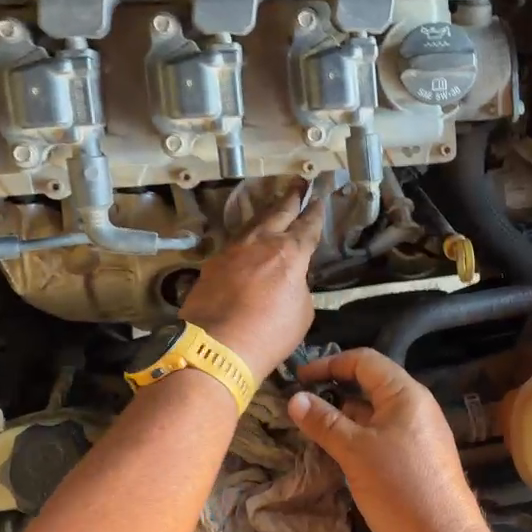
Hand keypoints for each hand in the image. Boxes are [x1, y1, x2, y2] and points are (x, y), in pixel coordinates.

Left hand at [179, 185, 324, 373]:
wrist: (215, 347)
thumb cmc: (269, 333)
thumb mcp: (301, 311)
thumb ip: (298, 286)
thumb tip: (289, 280)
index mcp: (290, 253)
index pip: (307, 226)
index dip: (315, 213)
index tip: (319, 200)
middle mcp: (261, 242)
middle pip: (278, 212)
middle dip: (291, 197)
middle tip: (298, 184)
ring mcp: (233, 250)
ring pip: (253, 222)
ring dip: (266, 212)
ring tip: (273, 205)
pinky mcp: (212, 263)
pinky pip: (235, 240)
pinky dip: (247, 234)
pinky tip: (248, 236)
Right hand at [289, 349, 488, 531]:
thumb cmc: (399, 487)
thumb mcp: (355, 452)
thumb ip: (325, 422)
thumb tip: (295, 398)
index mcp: (405, 393)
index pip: (364, 361)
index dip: (330, 363)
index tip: (299, 378)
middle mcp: (416, 405)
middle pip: (371, 384)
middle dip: (336, 389)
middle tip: (302, 402)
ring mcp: (419, 432)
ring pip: (376, 412)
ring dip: (346, 415)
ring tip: (312, 427)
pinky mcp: (418, 457)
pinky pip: (384, 434)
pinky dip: (359, 435)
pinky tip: (339, 451)